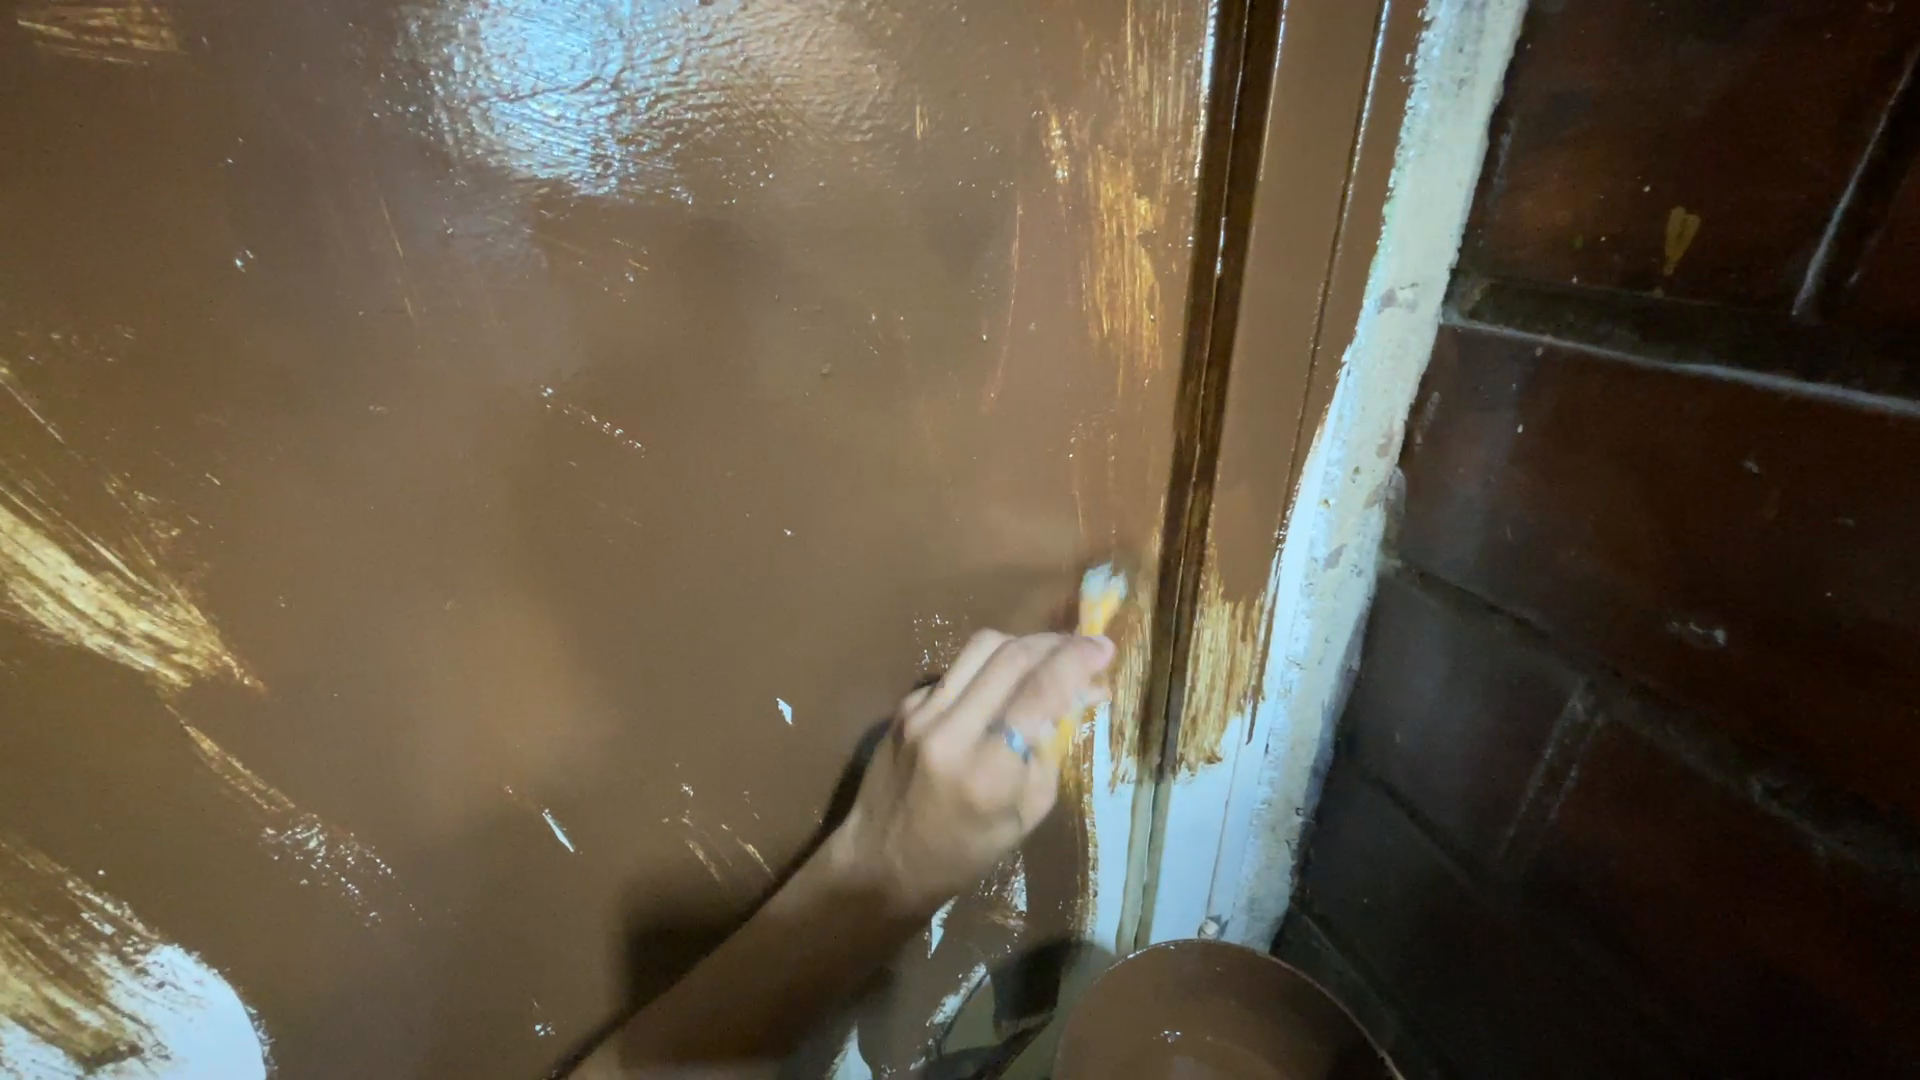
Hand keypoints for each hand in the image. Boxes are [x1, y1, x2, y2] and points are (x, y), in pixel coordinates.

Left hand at [823, 630, 1115, 914]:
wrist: (881, 861)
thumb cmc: (963, 852)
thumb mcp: (1026, 814)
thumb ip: (1052, 749)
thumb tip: (1082, 692)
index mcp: (988, 771)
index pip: (1040, 692)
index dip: (1077, 661)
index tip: (1104, 648)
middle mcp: (951, 730)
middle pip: (1012, 655)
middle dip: (1056, 643)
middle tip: (1083, 645)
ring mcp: (921, 712)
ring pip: (982, 646)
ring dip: (1023, 643)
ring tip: (1048, 656)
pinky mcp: (905, 704)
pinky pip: (958, 669)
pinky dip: (989, 668)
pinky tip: (1001, 687)